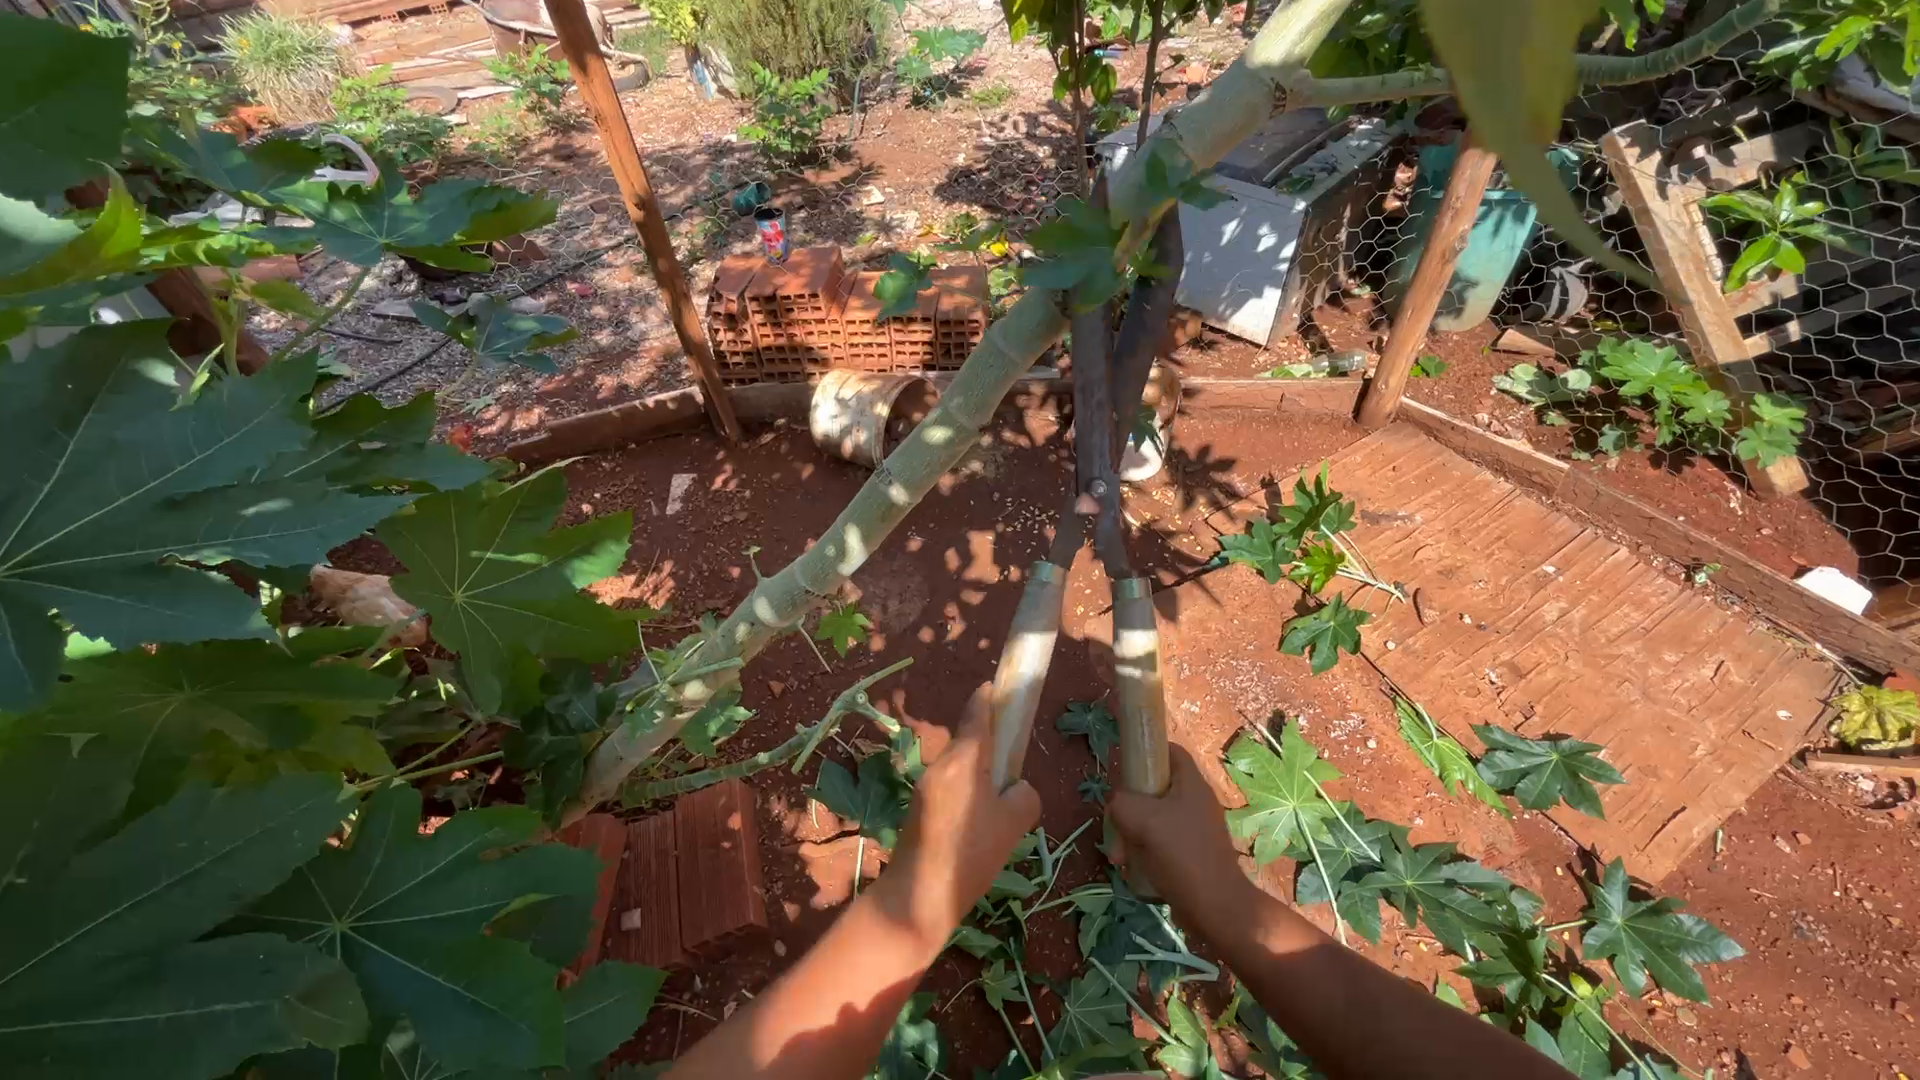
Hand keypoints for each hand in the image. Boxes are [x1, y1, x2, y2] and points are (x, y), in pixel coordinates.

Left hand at [880, 684, 1041, 944]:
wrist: (919, 899)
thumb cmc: (970, 855)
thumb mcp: (1015, 823)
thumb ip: (1023, 794)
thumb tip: (1013, 791)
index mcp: (962, 760)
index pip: (977, 714)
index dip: (991, 697)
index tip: (999, 686)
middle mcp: (939, 766)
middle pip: (970, 745)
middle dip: (992, 756)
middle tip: (1012, 785)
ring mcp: (925, 788)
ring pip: (961, 772)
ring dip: (979, 784)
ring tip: (995, 824)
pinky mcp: (918, 810)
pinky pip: (951, 793)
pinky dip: (967, 802)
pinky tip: (977, 837)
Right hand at [1108, 743, 1254, 929]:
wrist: (1215, 908)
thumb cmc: (1182, 854)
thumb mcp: (1141, 818)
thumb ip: (1121, 801)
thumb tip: (1118, 805)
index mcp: (1191, 784)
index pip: (1170, 751)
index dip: (1147, 751)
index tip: (1124, 765)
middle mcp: (1195, 802)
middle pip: (1153, 788)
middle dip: (1129, 806)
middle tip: (1116, 823)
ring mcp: (1194, 829)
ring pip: (1152, 819)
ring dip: (1130, 834)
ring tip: (1120, 857)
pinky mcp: (1190, 854)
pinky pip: (1159, 843)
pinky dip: (1142, 852)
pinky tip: (1132, 869)